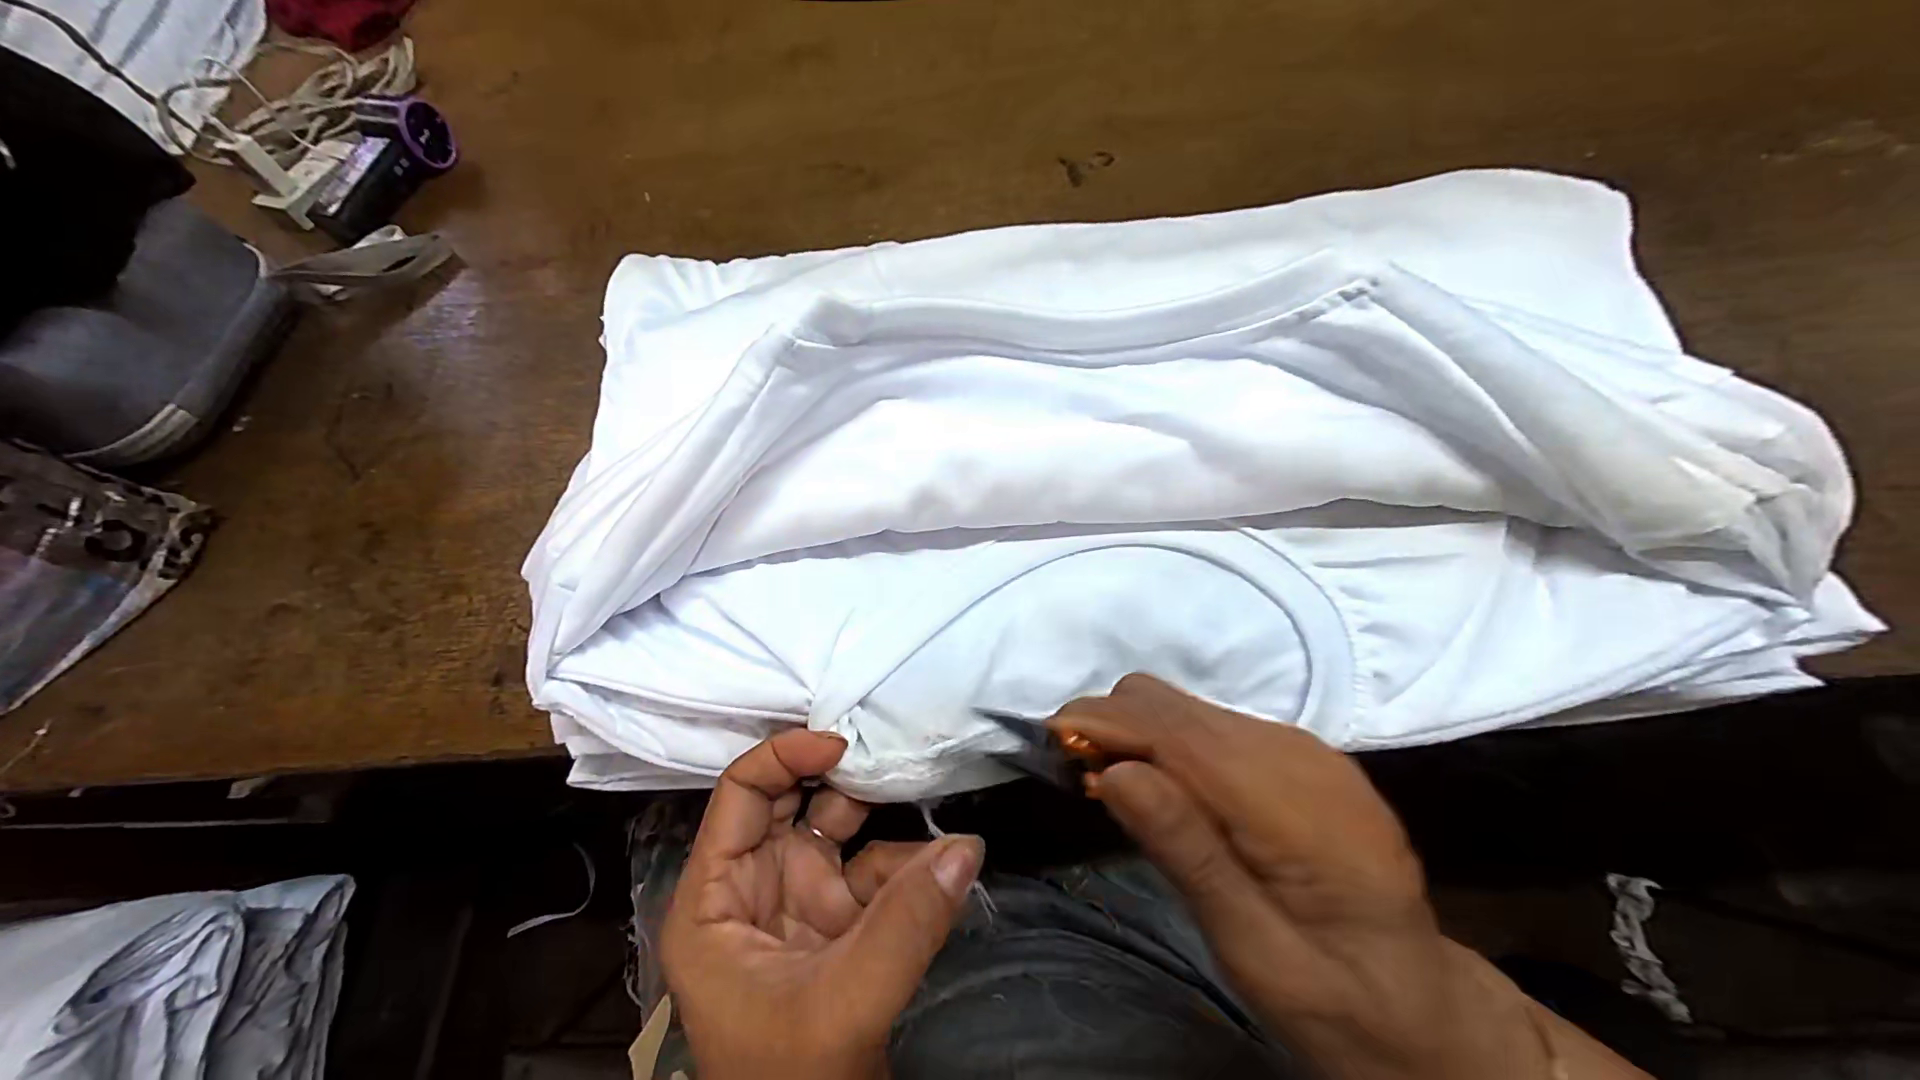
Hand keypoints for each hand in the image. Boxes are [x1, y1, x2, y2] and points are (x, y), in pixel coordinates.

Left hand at [661, 730, 984, 1079]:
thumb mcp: (844, 1002)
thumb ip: (906, 922)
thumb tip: (967, 845)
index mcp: (715, 899)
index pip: (740, 796)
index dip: (784, 757)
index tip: (840, 742)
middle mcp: (753, 889)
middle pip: (791, 803)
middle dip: (839, 777)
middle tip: (888, 756)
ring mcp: (799, 903)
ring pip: (838, 831)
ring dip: (884, 817)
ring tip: (927, 799)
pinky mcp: (840, 923)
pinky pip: (875, 872)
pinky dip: (909, 864)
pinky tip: (944, 867)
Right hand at [1055, 675, 1556, 1079]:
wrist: (1429, 1010)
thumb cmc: (1341, 1004)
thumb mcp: (1259, 955)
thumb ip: (1190, 855)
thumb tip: (1116, 771)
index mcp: (1296, 805)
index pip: (1176, 730)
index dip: (1103, 725)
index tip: (1046, 744)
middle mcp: (1297, 753)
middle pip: (1172, 701)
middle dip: (1109, 724)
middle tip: (1076, 779)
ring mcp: (1300, 747)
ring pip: (1183, 703)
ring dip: (1133, 731)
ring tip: (1110, 786)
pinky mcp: (1294, 753)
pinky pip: (1206, 723)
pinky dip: (1164, 741)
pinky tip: (1160, 789)